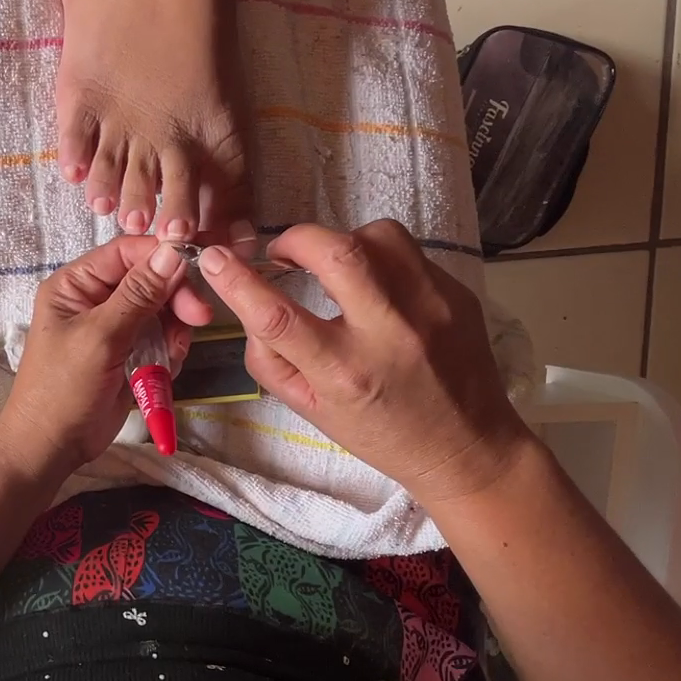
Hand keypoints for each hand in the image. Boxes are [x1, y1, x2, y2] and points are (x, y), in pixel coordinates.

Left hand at [0, 236, 212, 476]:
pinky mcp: (130, 354)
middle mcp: (95, 299)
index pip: (126, 252)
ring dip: (174, 330)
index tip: (197, 269)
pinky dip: (169, 351)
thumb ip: (138, 295)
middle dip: (175, 298)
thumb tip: (172, 251)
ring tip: (172, 354)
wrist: (53, 445)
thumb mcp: (100, 336)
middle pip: (151, 279)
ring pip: (162, 311)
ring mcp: (114, 327)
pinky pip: (161, 339)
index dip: (162, 256)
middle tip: (198, 318)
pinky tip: (165, 369)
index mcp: (75, 284)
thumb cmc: (63, 388)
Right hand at [197, 220, 535, 506]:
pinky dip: (375, 256)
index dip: (236, 281)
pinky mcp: (457, 292)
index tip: (213, 260)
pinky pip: (406, 251)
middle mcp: (390, 333)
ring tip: (330, 266)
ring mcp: (431, 306)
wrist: (466, 444)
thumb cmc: (377, 432)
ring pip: (377, 236)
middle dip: (295, 239)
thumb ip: (270, 361)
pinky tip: (372, 285)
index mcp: (344, 373)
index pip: (277, 317)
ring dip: (340, 242)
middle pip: (336, 254)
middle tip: (280, 253)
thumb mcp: (309, 411)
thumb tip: (249, 309)